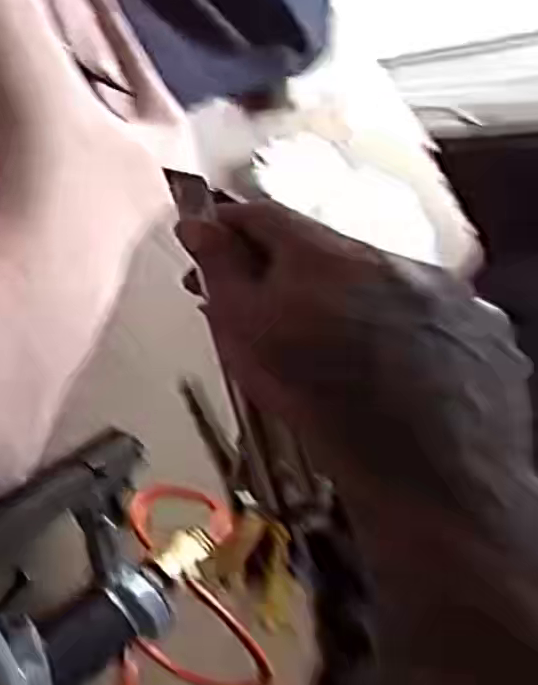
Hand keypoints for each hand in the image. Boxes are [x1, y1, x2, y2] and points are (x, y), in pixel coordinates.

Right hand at [178, 201, 530, 509]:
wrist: (424, 471)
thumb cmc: (316, 392)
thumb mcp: (237, 322)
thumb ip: (216, 264)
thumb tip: (200, 225)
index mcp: (331, 255)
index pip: (263, 213)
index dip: (224, 224)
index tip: (204, 242)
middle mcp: (400, 264)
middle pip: (317, 246)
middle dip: (274, 266)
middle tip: (242, 299)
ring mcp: (454, 300)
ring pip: (366, 277)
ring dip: (329, 292)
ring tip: (304, 336)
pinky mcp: (486, 336)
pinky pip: (414, 310)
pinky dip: (381, 320)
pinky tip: (361, 356)